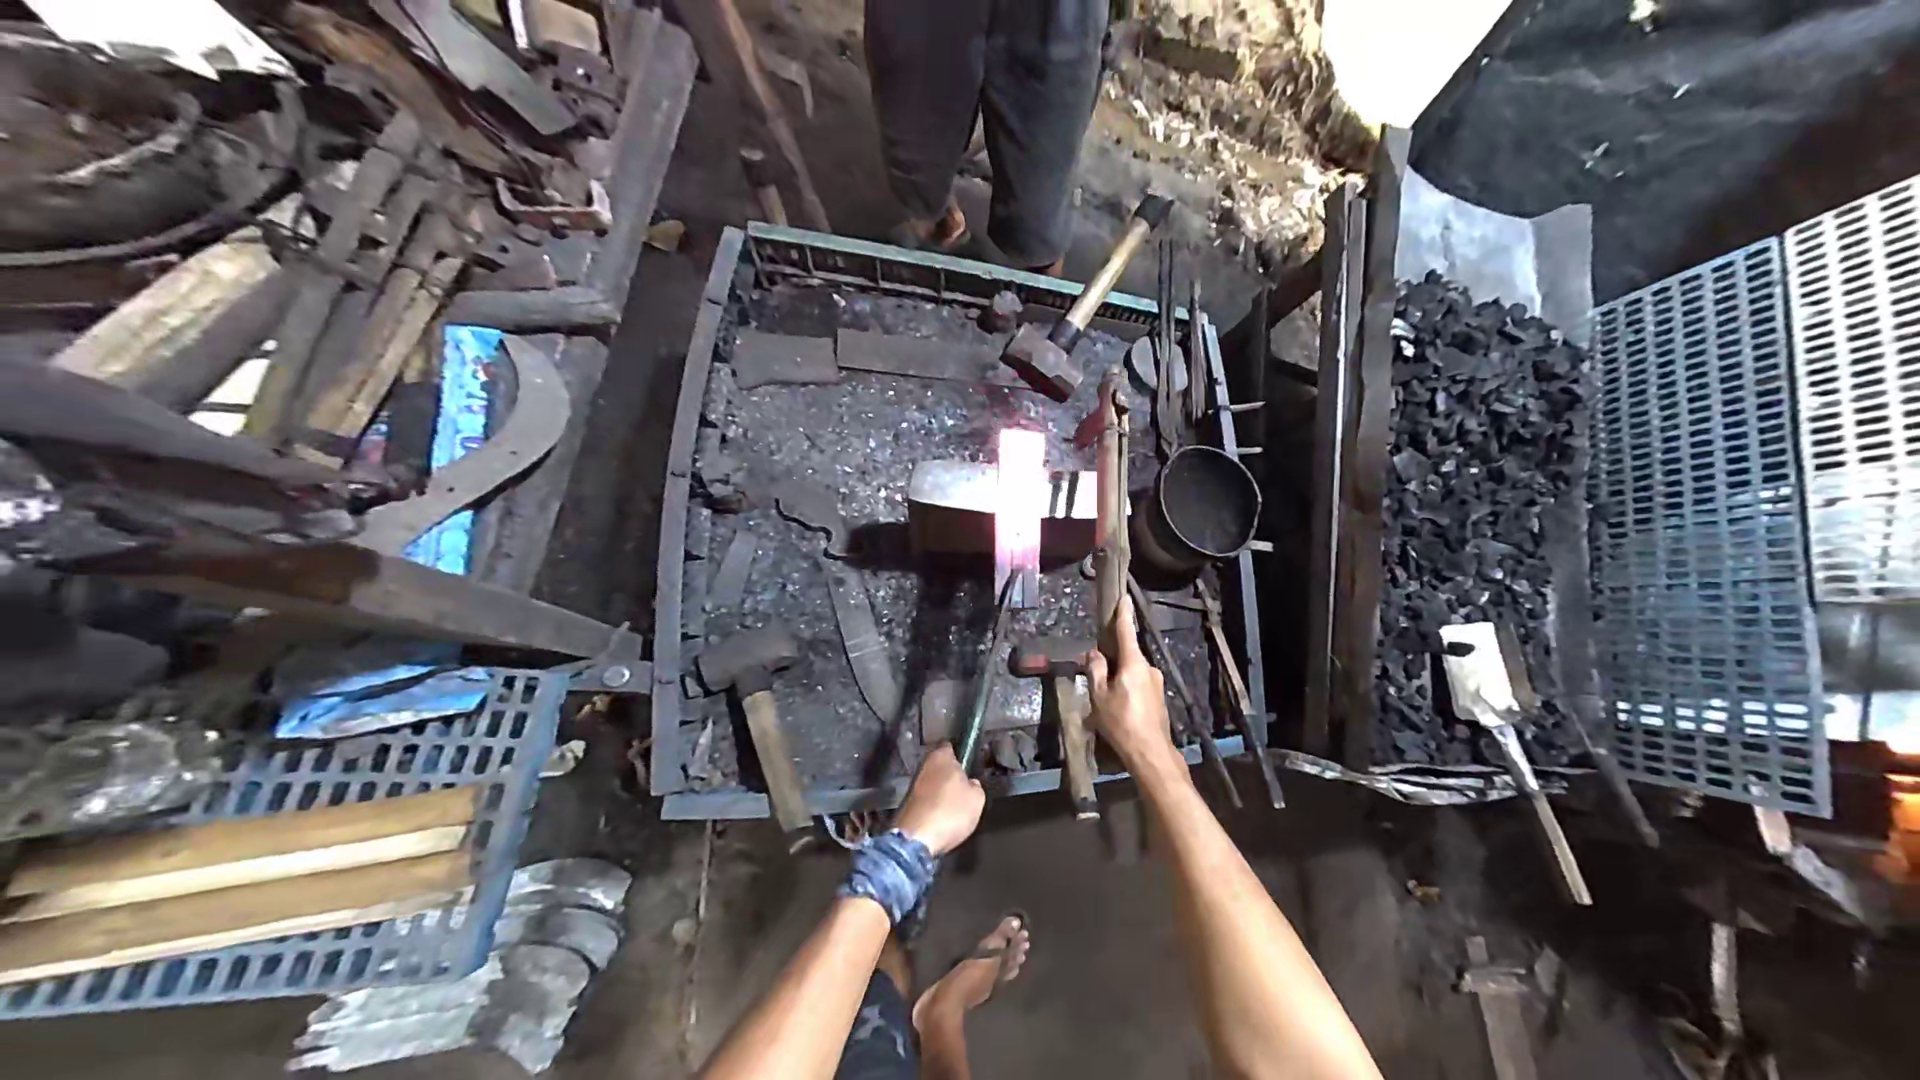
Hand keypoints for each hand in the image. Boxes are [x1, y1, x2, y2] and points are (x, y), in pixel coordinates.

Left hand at [894, 744, 984, 856]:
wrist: (917, 840)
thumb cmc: (950, 811)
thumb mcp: (977, 799)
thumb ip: (975, 786)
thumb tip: (970, 784)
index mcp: (940, 756)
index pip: (951, 747)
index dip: (960, 755)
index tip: (968, 766)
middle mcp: (923, 766)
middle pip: (940, 767)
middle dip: (950, 777)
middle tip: (964, 791)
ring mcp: (912, 786)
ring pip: (932, 784)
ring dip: (941, 794)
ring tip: (954, 810)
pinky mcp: (907, 804)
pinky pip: (926, 801)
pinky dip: (932, 808)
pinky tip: (941, 820)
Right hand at [1086, 595, 1177, 772]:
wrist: (1150, 752)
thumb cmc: (1121, 721)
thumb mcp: (1099, 695)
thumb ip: (1095, 670)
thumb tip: (1094, 653)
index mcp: (1134, 663)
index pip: (1127, 631)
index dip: (1123, 614)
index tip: (1123, 598)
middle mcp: (1149, 668)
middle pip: (1128, 653)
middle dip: (1113, 656)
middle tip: (1096, 668)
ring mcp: (1156, 683)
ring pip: (1133, 670)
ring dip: (1119, 676)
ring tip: (1104, 695)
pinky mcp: (1159, 698)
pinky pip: (1139, 683)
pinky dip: (1127, 687)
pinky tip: (1118, 706)